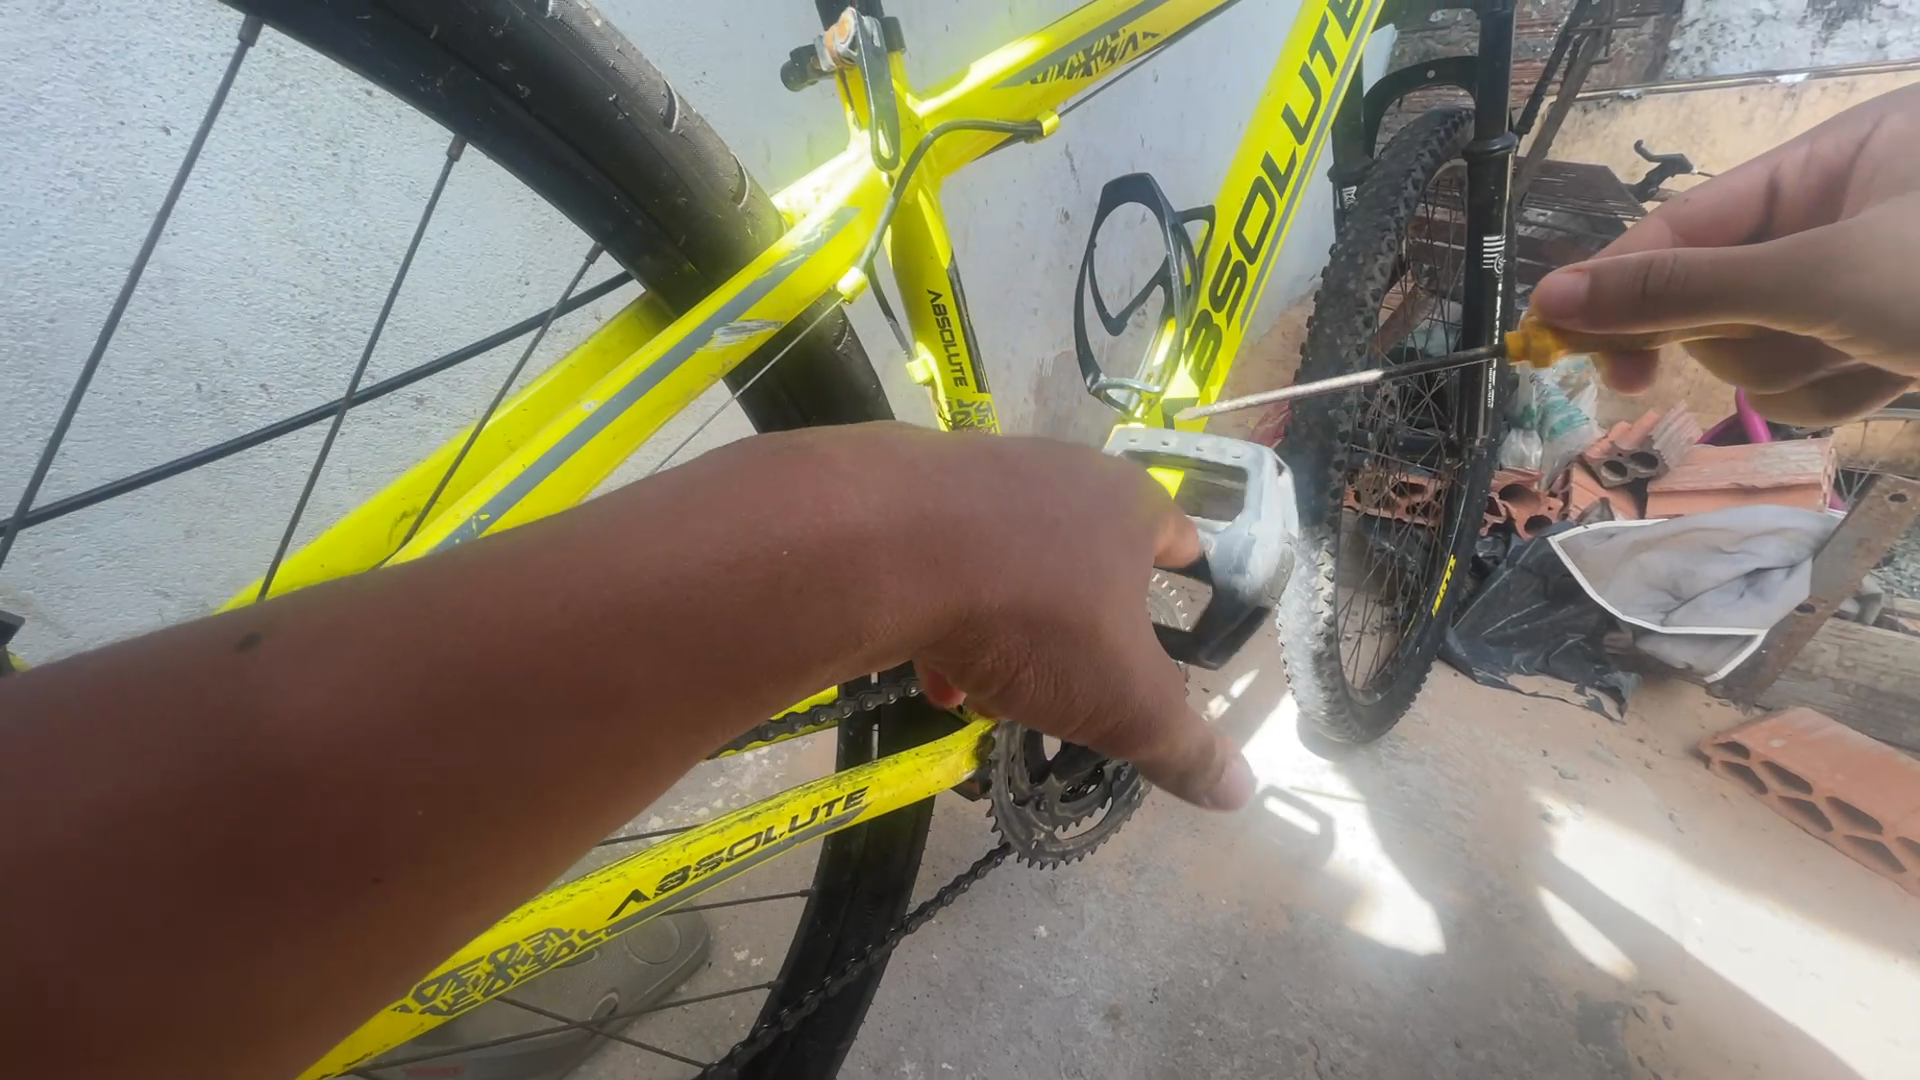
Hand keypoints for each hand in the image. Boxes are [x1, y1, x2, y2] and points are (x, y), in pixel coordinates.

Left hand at [805, 423, 1253, 809]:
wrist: (888, 548)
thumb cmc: (1032, 616)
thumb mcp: (1119, 699)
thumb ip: (1182, 745)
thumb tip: (1243, 792)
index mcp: (1127, 505)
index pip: (1179, 540)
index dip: (1180, 589)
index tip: (1165, 635)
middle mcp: (1060, 475)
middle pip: (1086, 565)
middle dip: (1074, 636)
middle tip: (1060, 688)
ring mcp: (984, 475)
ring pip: (1013, 569)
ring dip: (1007, 635)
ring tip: (981, 692)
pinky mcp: (916, 491)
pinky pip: (949, 562)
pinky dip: (949, 615)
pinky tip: (931, 668)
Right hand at [1529, 84, 1919, 424]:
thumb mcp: (1825, 277)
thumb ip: (1678, 288)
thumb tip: (1550, 297)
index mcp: (1838, 159)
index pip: (1678, 228)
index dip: (1612, 287)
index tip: (1559, 344)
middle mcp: (1847, 211)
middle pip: (1708, 292)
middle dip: (1725, 335)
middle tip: (1676, 375)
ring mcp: (1868, 276)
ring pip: (1755, 344)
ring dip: (1790, 370)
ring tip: (1870, 359)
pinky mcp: (1888, 331)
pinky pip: (1806, 374)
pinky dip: (1831, 390)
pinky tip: (1891, 377)